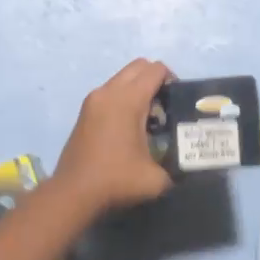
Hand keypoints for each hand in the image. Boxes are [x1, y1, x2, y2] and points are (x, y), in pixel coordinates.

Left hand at [53, 59, 174, 216]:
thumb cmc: (116, 180)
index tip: (177, 101)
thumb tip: (186, 161)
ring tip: (148, 118)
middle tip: (165, 105)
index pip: (155, 70)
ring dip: (138, 88)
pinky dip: (123, 97)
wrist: (73, 193)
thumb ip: (176, 163)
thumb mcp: (156, 178)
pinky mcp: (85, 110)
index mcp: (127, 99)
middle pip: (138, 66)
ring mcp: (93, 99)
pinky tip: (129, 126)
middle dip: (155, 79)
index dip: (172, 79)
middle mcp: (108, 91)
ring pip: (122, 77)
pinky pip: (111, 90)